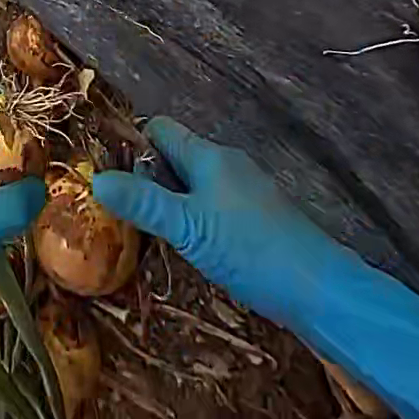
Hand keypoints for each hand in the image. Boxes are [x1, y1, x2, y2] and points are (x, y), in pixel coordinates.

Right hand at [92, 116, 342, 323]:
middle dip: (150, 178)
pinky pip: (213, 201)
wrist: (321, 289)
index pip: (159, 128)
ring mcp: (245, 187)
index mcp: (207, 154)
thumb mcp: (187, 227)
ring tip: (154, 233)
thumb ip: (143, 203)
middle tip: (128, 213)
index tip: (113, 177)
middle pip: (175, 155)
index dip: (134, 145)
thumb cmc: (249, 249)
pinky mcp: (258, 213)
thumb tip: (96, 180)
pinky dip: (196, 215)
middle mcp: (226, 161)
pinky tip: (192, 246)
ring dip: (172, 200)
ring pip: (194, 181)